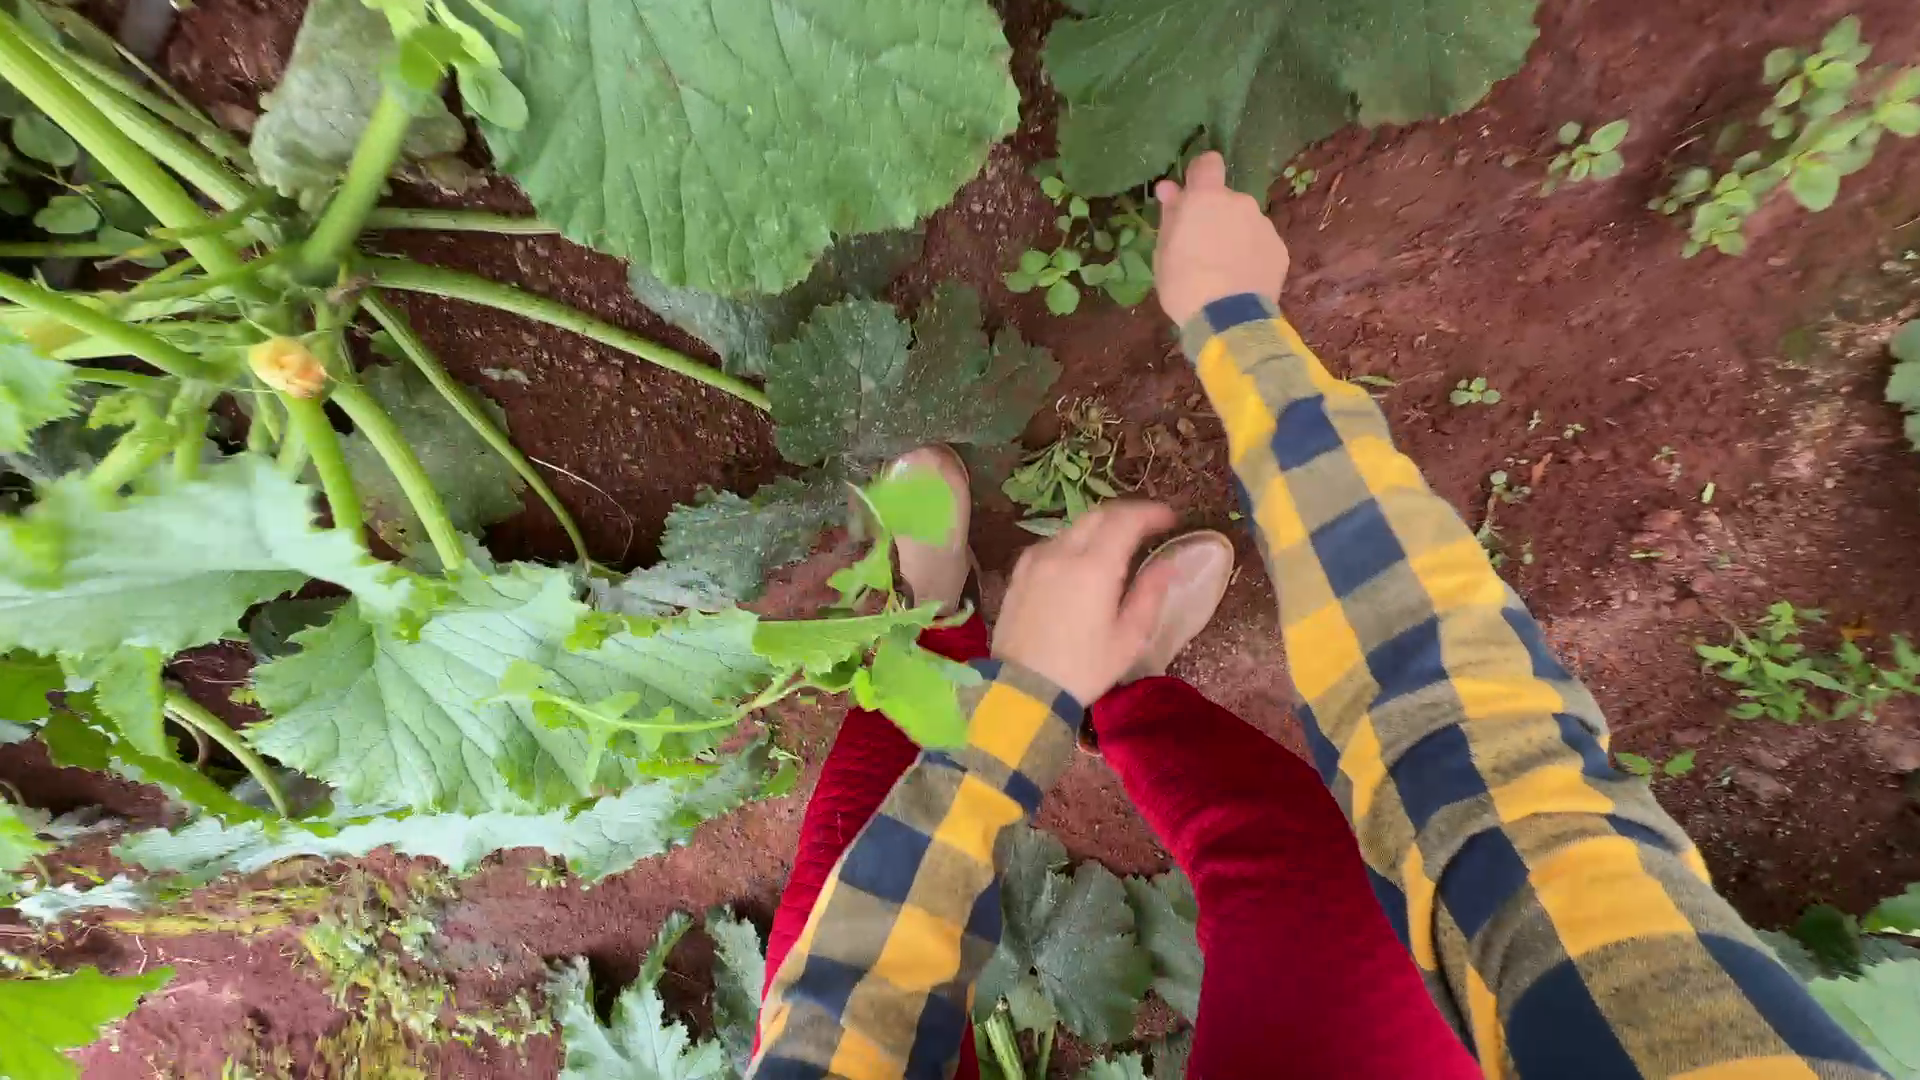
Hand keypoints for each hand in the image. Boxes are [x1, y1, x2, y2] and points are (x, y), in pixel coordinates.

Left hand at [992, 502, 1182, 704]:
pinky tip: (1081, 562)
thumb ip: (1150, 593)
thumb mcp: (1128, 638)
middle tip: (1147, 527)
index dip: (1151, 513)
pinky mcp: (1018, 573)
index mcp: (1093, 568)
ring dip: (1099, 529)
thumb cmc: (1083, 669)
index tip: (1170, 518)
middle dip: (1126, 515)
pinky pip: (1051, 545)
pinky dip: (1073, 543)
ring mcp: (1035, 561)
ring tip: (1117, 545)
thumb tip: (1169, 564)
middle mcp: (1061, 553)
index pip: (1125, 520)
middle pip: (1097, 516)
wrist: (1022, 690)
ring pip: (1072, 528)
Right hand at [1153, 152, 1289, 324]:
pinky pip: (1260, 245)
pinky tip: (1240, 281)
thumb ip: (1170, 216)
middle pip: (1226, 200)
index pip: (1207, 163)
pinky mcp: (1279, 249)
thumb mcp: (1164, 252)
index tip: (1190, 197)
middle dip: (1215, 217)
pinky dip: (1250, 256)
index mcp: (1206, 198)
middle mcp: (1240, 202)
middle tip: (1201, 250)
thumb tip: (1168, 188)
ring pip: (1244, 223)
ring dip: (1234, 237)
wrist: (1227, 319)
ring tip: (1222, 272)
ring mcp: (1263, 225)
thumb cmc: (1184, 285)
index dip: (1199, 176)